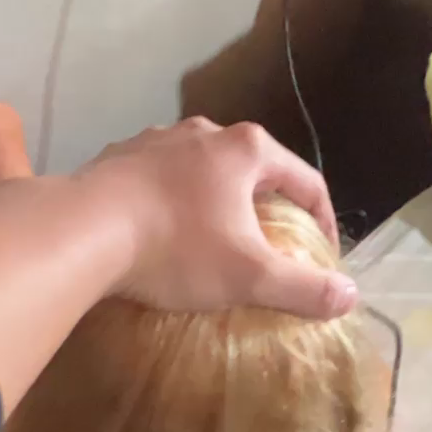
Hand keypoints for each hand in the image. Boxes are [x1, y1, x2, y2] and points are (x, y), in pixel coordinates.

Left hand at [77, 118, 357, 318]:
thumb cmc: (177, 248)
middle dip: (269, 209)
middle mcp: (205, 133)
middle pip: (255, 172)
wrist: (82, 232)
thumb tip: (349, 297)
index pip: (307, 181)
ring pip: (205, 172)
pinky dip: (174, 202)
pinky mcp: (118, 157)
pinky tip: (163, 230)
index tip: (324, 255)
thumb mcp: (249, 276)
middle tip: (271, 249)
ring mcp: (157, 140)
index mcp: (247, 151)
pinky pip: (161, 179)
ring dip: (218, 203)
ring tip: (216, 240)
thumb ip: (303, 287)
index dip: (324, 221)